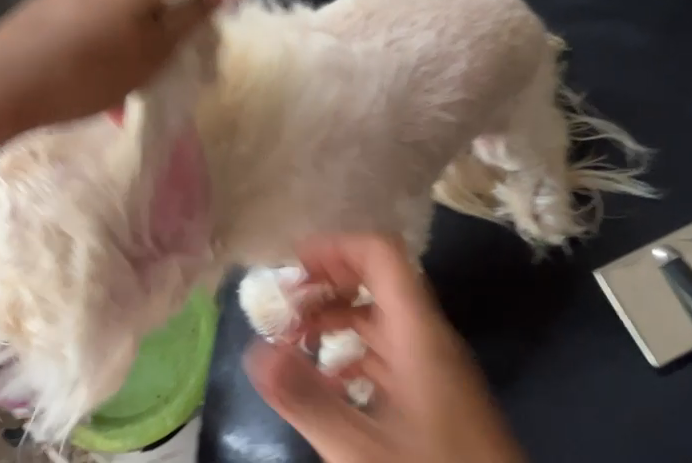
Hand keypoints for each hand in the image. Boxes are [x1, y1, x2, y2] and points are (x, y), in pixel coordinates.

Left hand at [0, 0, 242, 133]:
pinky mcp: (52, 1)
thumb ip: (195, 13)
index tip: (195, 62)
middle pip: (155, 0)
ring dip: (133, 50)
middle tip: (159, 81)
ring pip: (124, 15)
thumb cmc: (90, 70)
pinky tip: (94, 85)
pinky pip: (95, 22)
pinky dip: (104, 49)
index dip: (198, 25)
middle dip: (163, 40)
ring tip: (123, 94)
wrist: (1, 86)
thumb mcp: (154, 49)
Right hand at [245, 235, 525, 462]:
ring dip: (335, 321)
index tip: (291, 268)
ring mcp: (437, 367)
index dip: (334, 248)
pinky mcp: (438, 396)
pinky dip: (353, 356)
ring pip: (382, 319)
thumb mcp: (363, 450)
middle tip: (283, 310)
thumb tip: (254, 351)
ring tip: (293, 344)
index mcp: (419, 331)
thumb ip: (308, 399)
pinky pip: (391, 354)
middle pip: (377, 281)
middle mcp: (430, 337)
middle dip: (325, 287)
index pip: (380, 253)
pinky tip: (326, 386)